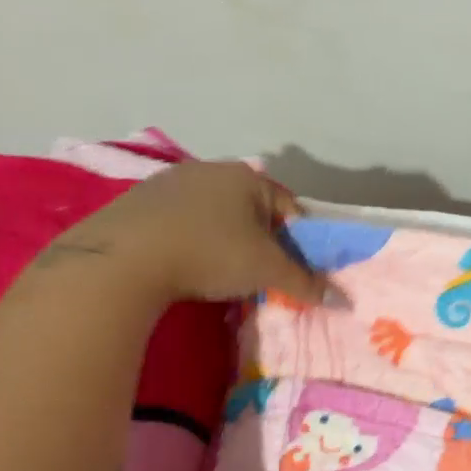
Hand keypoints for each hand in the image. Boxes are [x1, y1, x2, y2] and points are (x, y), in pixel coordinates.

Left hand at [37, 161, 320, 305]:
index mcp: (246, 177)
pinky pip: (184, 220)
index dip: (300, 241)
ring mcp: (171, 181)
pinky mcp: (140, 201)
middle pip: (253, 210)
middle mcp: (210, 169)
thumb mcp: (268, 272)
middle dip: (264, 240)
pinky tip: (191, 265)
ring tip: (227, 273)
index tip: (297, 269)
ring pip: (218, 214)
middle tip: (265, 274)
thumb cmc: (211, 254)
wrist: (126, 258)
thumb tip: (344, 301)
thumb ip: (308, 284)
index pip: (290, 208)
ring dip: (229, 240)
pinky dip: (196, 240)